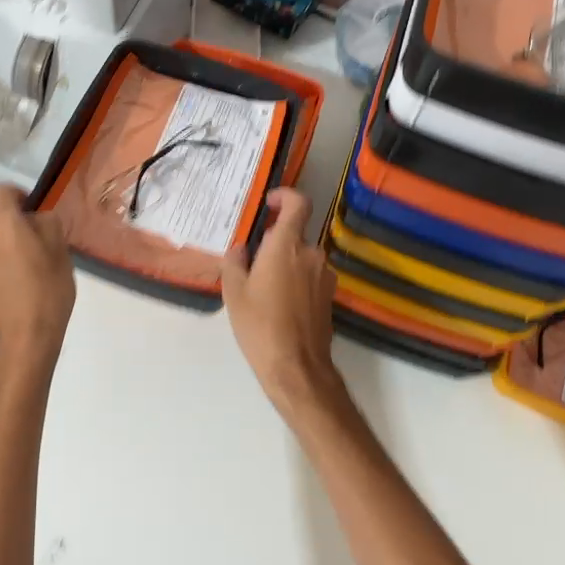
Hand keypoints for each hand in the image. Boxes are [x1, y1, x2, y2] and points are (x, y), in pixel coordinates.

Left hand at [0, 185, 75, 380]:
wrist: (26, 337)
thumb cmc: (48, 289)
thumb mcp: (60, 250)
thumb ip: (48, 224)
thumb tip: (38, 218)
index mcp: (3, 225)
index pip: (2, 192)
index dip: (19, 194)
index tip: (35, 208)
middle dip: (18, 224)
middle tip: (42, 242)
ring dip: (10, 244)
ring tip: (33, 264)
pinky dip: (4, 262)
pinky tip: (23, 282)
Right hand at [221, 188, 343, 417]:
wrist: (297, 367)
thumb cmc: (260, 325)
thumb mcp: (234, 292)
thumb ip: (236, 261)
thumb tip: (242, 249)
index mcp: (287, 246)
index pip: (298, 204)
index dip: (285, 196)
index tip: (270, 204)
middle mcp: (311, 254)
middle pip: (295, 234)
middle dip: (275, 241)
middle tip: (252, 261)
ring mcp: (325, 276)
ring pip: (302, 257)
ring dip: (285, 263)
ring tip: (263, 287)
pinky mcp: (329, 296)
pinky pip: (310, 276)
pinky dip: (296, 280)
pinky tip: (279, 303)